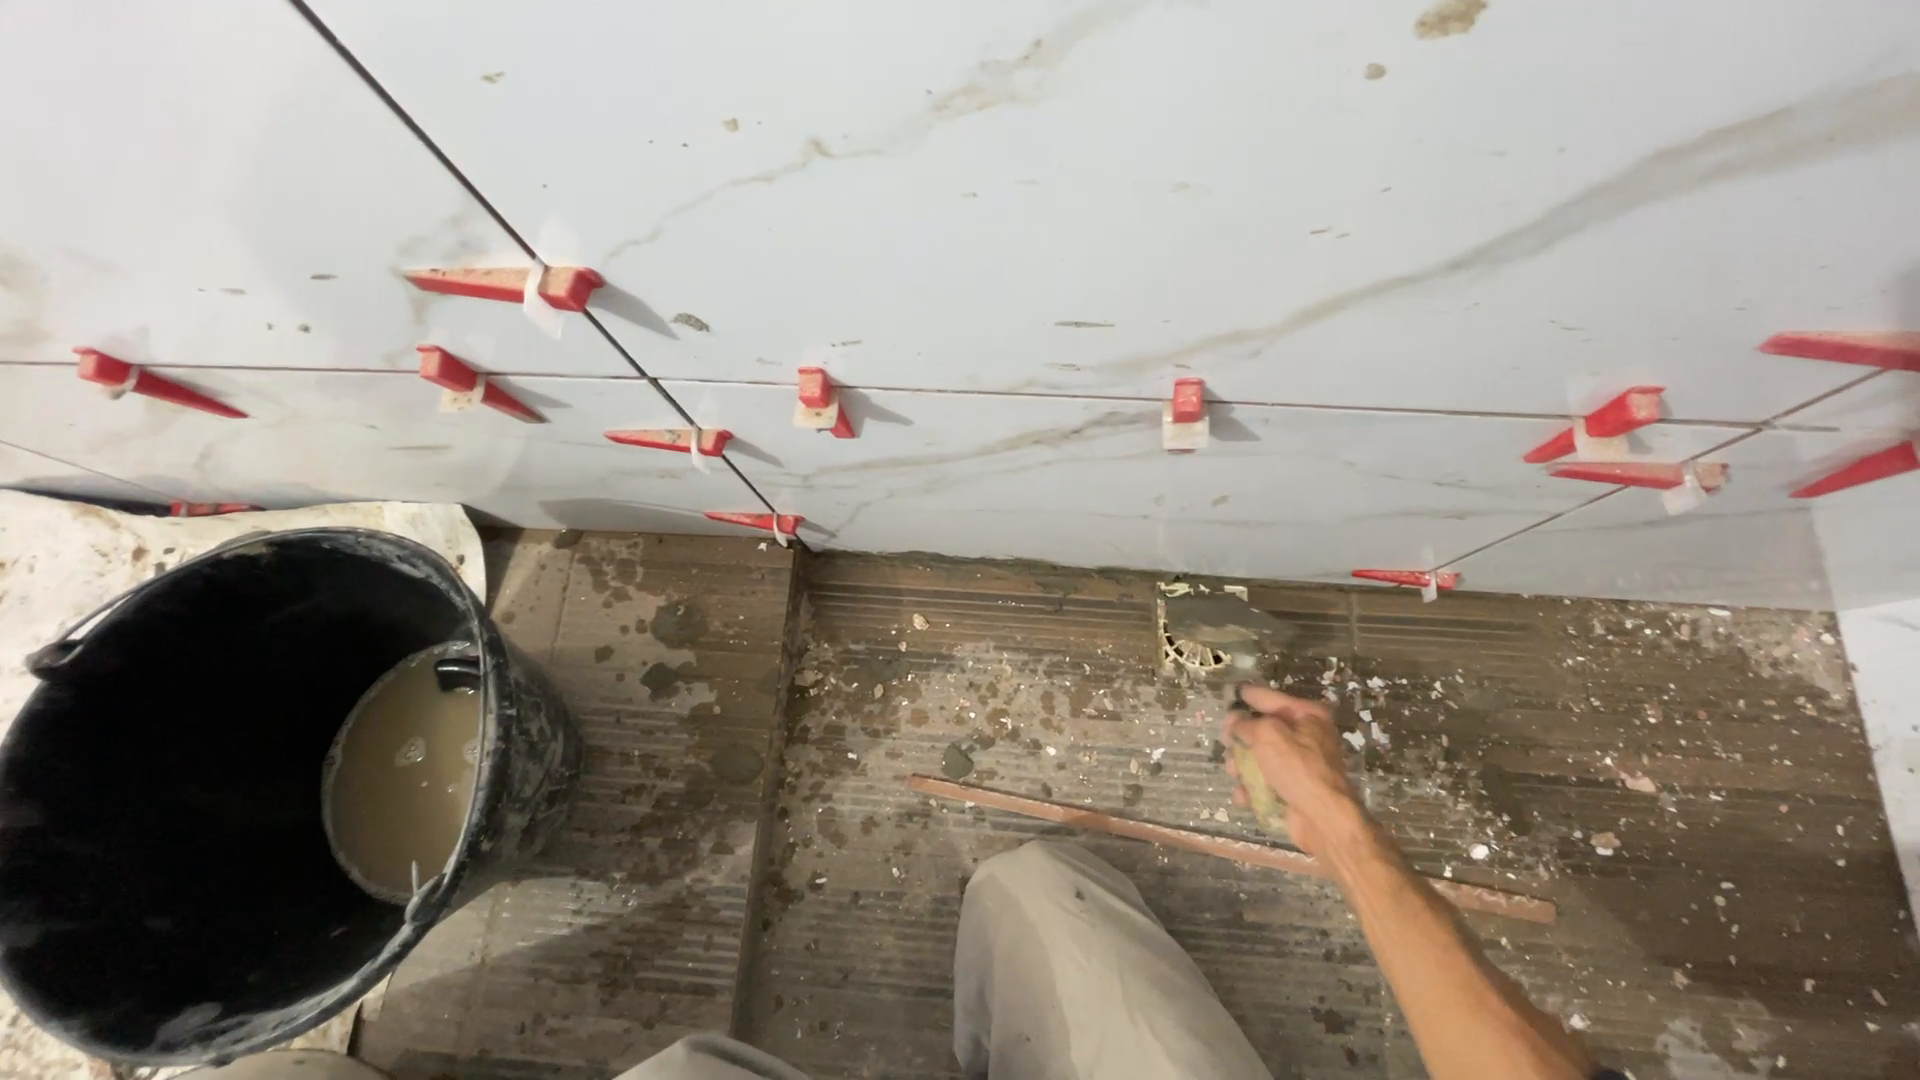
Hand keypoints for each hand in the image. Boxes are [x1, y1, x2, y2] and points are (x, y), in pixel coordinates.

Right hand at [1223, 683, 1367, 858]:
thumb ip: (1245, 724)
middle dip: (1241, 738)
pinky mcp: (1294, 789)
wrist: (1323, 818)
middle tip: (1226, 742)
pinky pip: (1265, 782)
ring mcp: (1300, 765)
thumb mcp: (1267, 735)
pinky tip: (1244, 796)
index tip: (1230, 692)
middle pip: (1263, 729)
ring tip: (1234, 773)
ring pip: (1260, 757)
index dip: (1248, 695)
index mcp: (1307, 716)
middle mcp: (1307, 736)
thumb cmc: (1297, 767)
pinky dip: (1252, 788)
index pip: (1270, 697)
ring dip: (1242, 766)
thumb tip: (1234, 722)